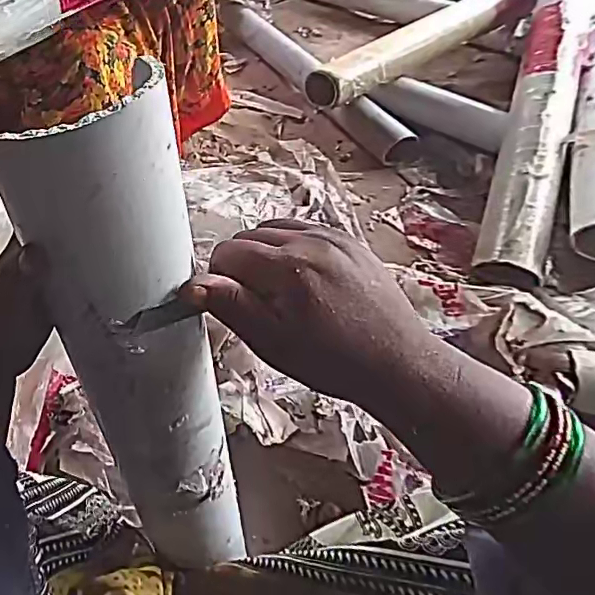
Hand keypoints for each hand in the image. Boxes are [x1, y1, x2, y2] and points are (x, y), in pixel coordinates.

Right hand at [181, 220, 450, 408]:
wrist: (400, 365)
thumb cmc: (334, 360)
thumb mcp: (271, 340)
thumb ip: (230, 305)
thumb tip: (194, 285)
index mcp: (287, 267)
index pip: (226, 252)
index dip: (222, 280)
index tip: (237, 304)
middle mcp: (311, 242)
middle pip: (246, 237)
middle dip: (241, 266)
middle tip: (259, 302)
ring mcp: (333, 238)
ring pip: (271, 229)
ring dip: (263, 254)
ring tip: (279, 291)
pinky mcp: (348, 240)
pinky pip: (301, 230)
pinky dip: (289, 247)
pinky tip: (299, 278)